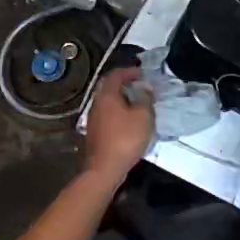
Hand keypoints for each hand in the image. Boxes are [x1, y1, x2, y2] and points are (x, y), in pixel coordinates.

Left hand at [83, 67, 152, 182]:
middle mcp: (97, 104)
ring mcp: (94, 119)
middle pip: (110, 88)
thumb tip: (144, 88)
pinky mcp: (96, 132)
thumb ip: (145, 98)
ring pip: (109, 102)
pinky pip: (109, 114)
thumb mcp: (143, 115)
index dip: (130, 71)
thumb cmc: (126, 138)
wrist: (105, 168)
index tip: (144, 73)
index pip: (116, 75)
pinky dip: (121, 111)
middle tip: (143, 87)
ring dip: (124, 99)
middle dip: (126, 84)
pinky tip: (132, 120)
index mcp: (107, 96)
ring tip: (141, 103)